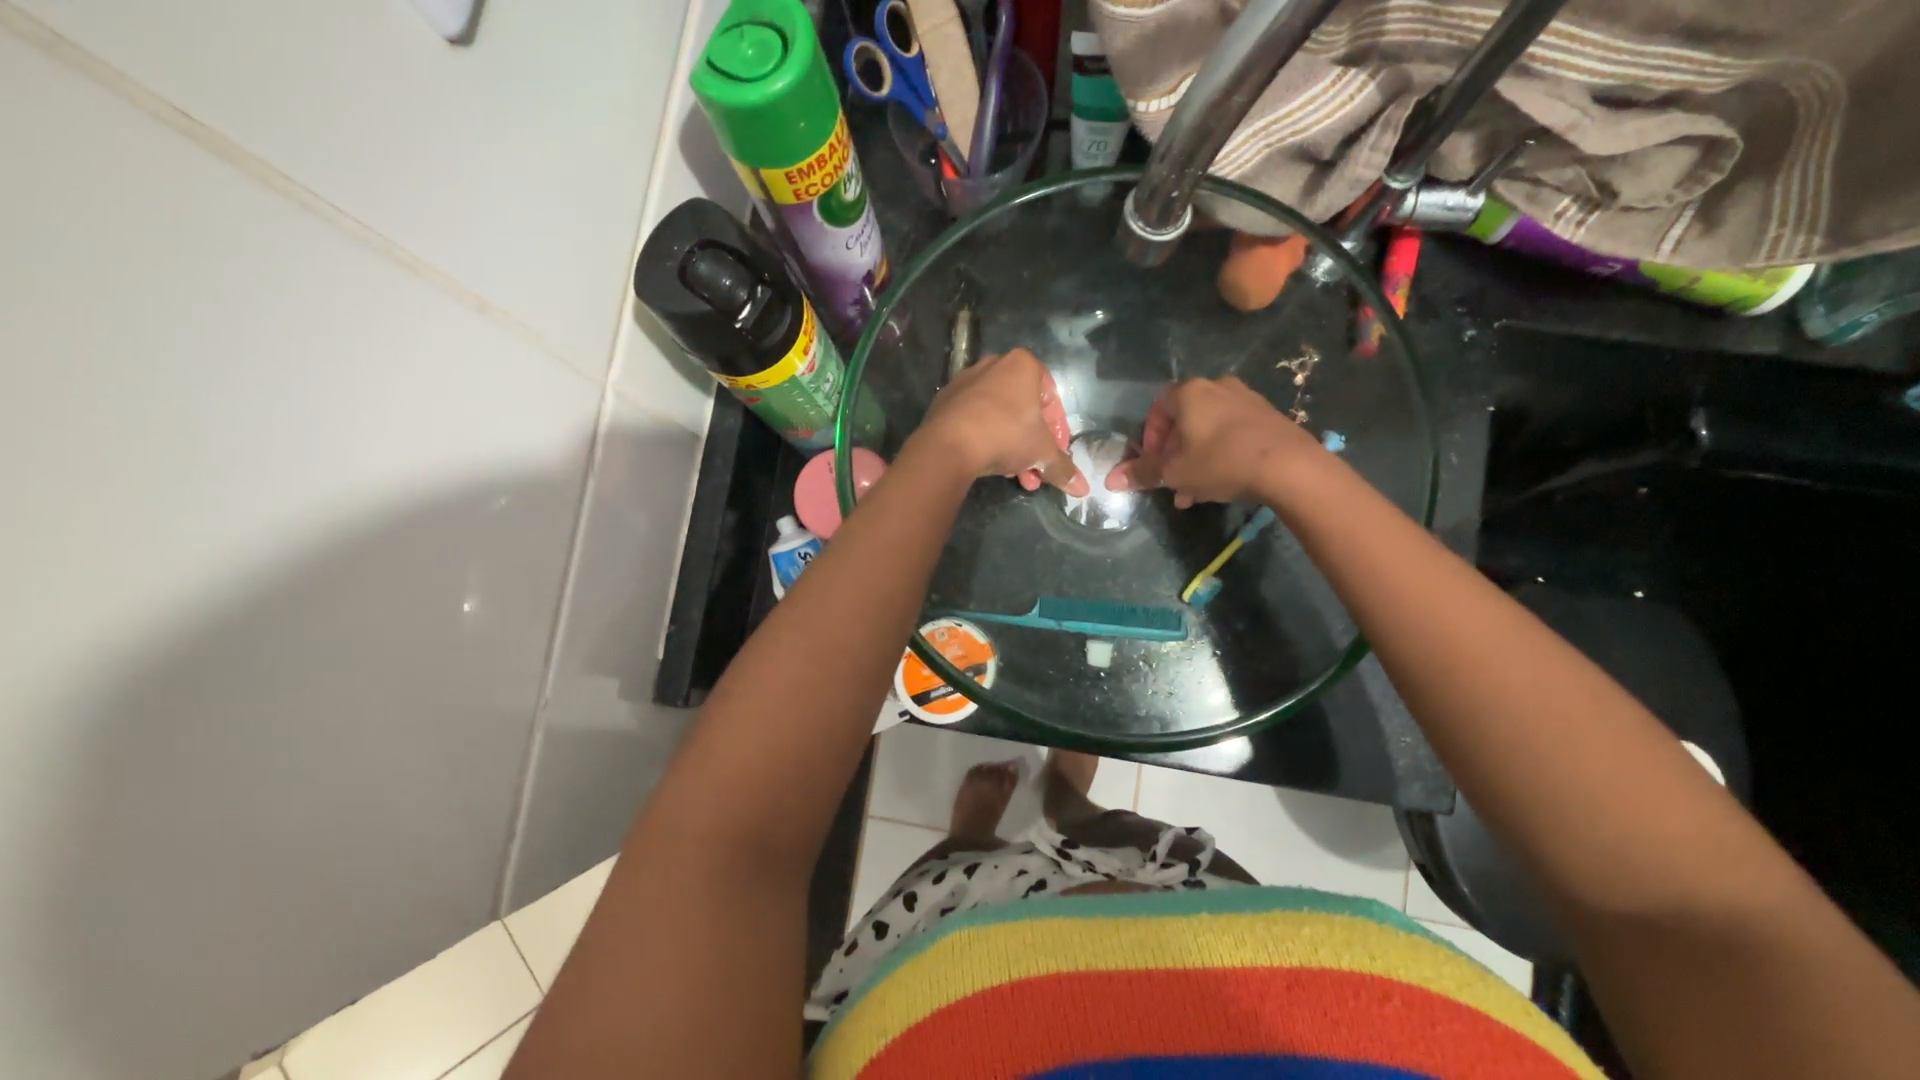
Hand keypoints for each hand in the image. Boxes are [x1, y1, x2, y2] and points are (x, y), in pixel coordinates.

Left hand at [912, 348, 1087, 494]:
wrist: (948, 445)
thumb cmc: (1006, 435)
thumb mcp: (1042, 453)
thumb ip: (1063, 467)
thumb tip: (1083, 488)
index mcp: (1022, 365)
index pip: (1052, 397)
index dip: (1059, 429)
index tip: (1058, 452)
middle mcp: (994, 365)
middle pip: (1024, 409)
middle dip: (1033, 443)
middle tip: (1038, 469)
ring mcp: (966, 382)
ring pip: (1000, 416)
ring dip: (1013, 446)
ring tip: (1018, 477)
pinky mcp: (944, 401)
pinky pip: (975, 419)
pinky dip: (987, 439)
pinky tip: (991, 464)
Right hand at [1106, 376, 1318, 506]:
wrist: (1289, 465)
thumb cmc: (1221, 462)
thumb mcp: (1175, 473)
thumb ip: (1142, 473)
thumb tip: (1110, 479)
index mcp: (1190, 392)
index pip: (1157, 409)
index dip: (1149, 439)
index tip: (1152, 464)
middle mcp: (1218, 387)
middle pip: (1184, 421)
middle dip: (1174, 455)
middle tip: (1172, 482)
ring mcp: (1247, 399)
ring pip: (1209, 430)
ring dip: (1196, 459)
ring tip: (1195, 492)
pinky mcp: (1269, 416)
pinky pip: (1233, 434)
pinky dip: (1221, 454)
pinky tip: (1223, 483)